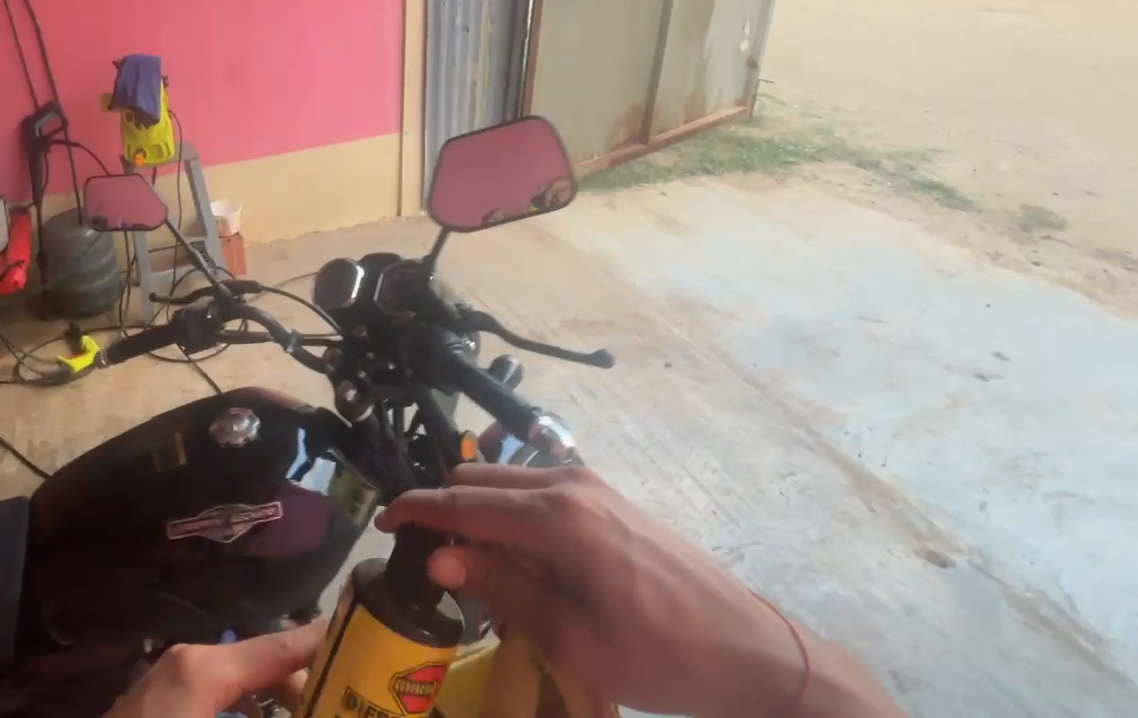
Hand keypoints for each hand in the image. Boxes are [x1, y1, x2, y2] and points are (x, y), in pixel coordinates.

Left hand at [103, 621, 325, 717]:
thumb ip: (266, 712)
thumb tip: (308, 704)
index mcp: (204, 669)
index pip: (280, 647)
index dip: (324, 642)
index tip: (365, 635)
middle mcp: (189, 662)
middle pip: (263, 663)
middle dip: (304, 684)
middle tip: (341, 699)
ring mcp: (169, 680)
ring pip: (239, 679)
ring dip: (274, 699)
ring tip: (306, 709)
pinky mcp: (158, 702)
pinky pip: (214, 694)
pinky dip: (243, 707)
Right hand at [379, 464, 901, 717]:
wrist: (754, 652)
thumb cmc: (663, 658)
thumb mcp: (575, 639)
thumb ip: (503, 588)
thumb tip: (438, 558)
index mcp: (556, 517)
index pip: (464, 503)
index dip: (417, 510)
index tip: (383, 522)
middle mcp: (566, 482)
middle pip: (479, 481)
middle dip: (446, 513)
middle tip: (434, 563)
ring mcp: (588, 482)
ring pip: (504, 480)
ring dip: (478, 512)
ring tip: (476, 568)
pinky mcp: (603, 492)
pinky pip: (534, 487)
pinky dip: (509, 512)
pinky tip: (521, 558)